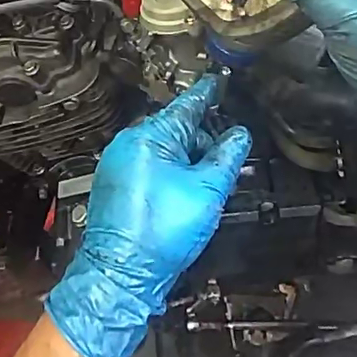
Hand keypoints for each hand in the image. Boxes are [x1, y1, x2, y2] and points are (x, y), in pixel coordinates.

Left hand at [45, 78, 250, 356]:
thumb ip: (227, 156)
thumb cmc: (162, 232)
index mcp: (150, 136)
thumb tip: (240, 133)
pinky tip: (187, 190)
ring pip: (164, 147)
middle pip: (177, 126)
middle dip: (204, 137)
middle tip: (228, 152)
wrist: (119, 276)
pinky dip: (171, 169)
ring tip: (210, 179)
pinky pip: (150, 164)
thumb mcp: (207, 191)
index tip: (220, 80)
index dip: (208, 92)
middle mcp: (129, 142)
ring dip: (188, 157)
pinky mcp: (116, 183)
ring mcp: (119, 163)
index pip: (188, 104)